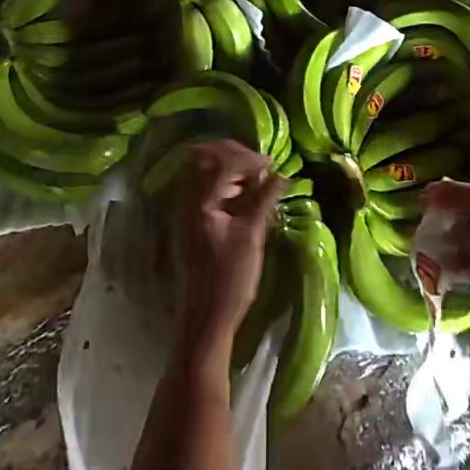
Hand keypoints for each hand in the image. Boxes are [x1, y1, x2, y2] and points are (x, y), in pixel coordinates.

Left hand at [176, 140, 285, 351]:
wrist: (206, 315)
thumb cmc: (231, 278)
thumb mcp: (252, 235)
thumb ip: (264, 199)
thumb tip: (282, 174)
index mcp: (200, 203)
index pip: (222, 163)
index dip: (249, 158)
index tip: (272, 164)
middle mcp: (188, 201)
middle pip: (205, 157)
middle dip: (235, 155)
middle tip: (261, 166)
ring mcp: (186, 210)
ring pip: (203, 170)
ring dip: (229, 166)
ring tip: (256, 179)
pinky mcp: (191, 219)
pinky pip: (204, 186)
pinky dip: (224, 182)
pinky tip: (245, 195)